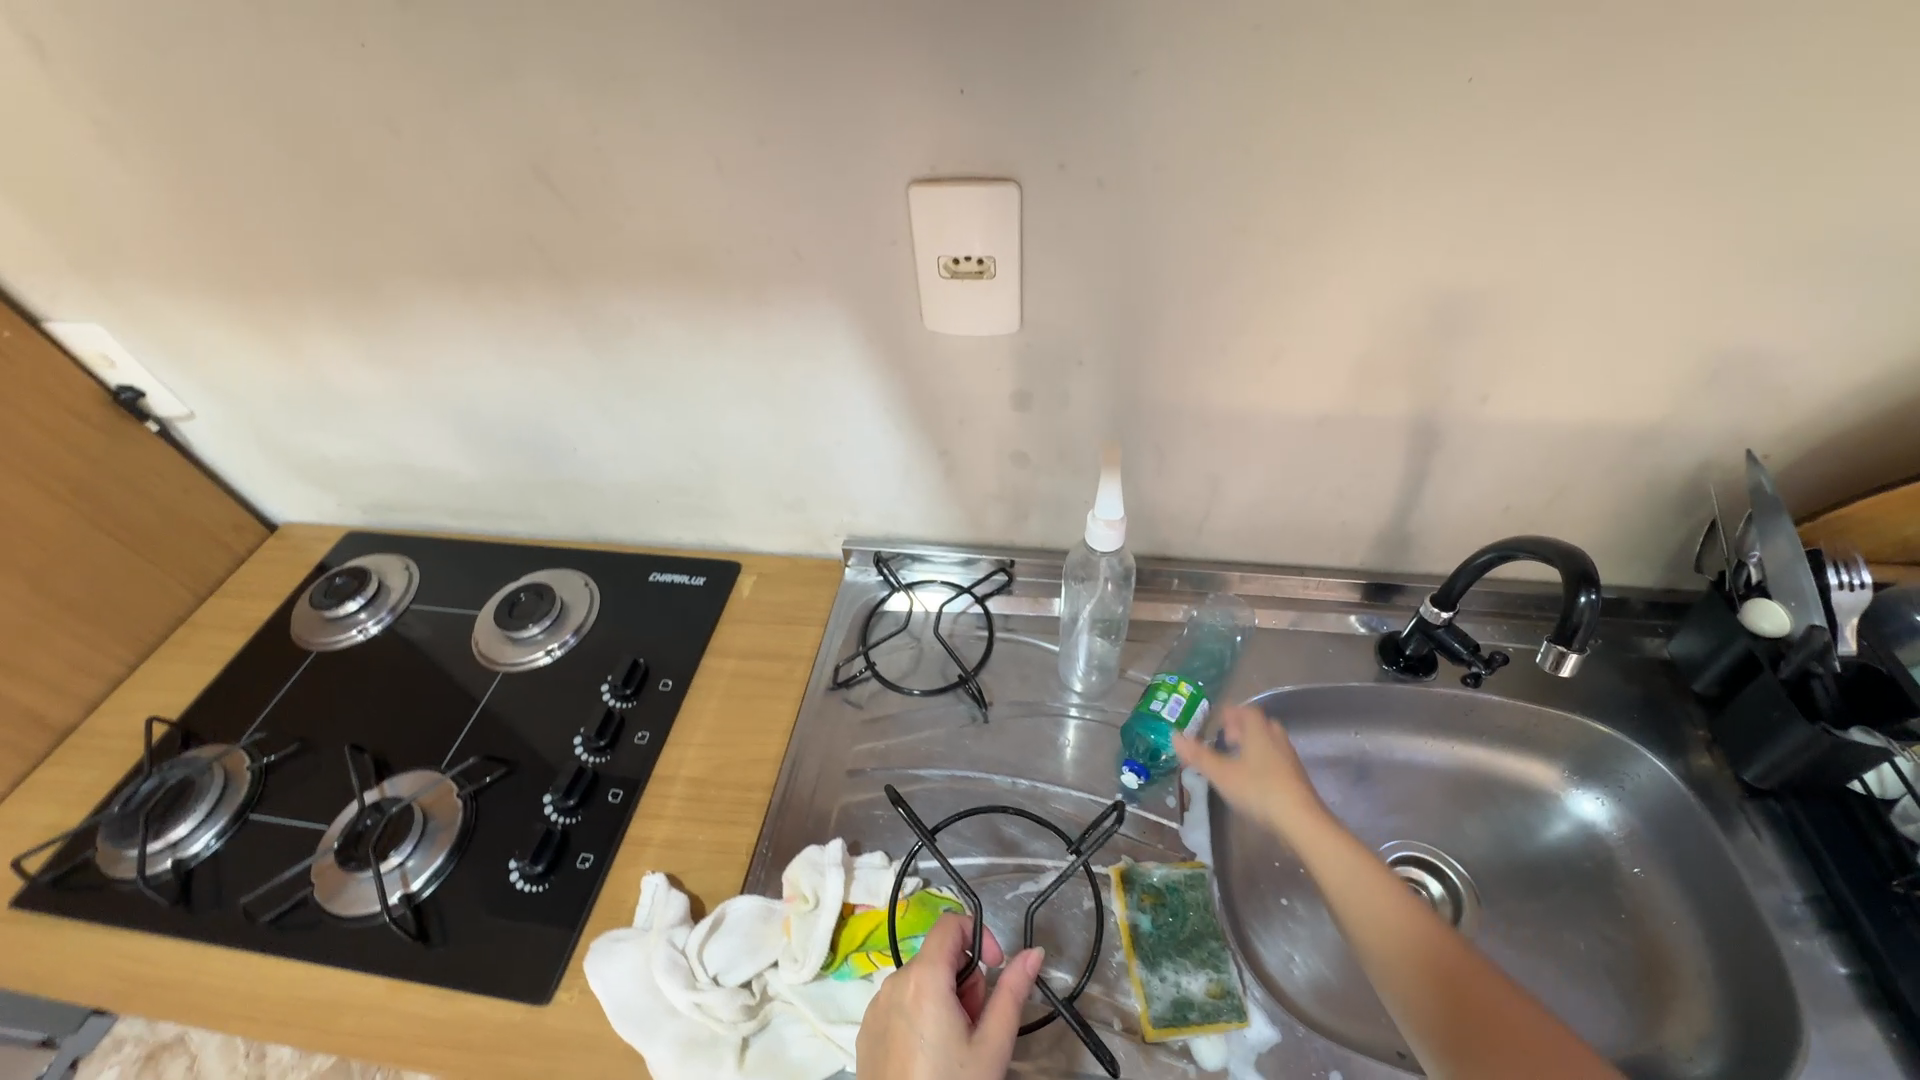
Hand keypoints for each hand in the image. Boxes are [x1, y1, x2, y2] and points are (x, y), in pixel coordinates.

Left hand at [856, 913, 1044, 1079]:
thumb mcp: (993, 1044)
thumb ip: (1013, 991)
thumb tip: (1034, 951)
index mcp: (924, 977)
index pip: (950, 924)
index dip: (979, 935)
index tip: (996, 968)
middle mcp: (893, 981)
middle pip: (939, 957)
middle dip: (966, 981)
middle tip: (978, 1024)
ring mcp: (876, 1006)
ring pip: (921, 981)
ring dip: (945, 999)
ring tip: (956, 1046)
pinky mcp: (866, 1029)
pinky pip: (901, 1003)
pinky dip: (921, 1015)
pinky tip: (931, 1055)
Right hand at [1175, 703, 1325, 836]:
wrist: (1300, 821)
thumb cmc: (1258, 790)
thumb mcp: (1221, 774)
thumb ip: (1199, 755)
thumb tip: (1175, 736)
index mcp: (1259, 733)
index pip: (1248, 711)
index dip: (1233, 713)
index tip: (1219, 719)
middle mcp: (1277, 740)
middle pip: (1262, 725)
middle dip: (1244, 728)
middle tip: (1228, 738)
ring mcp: (1289, 760)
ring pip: (1271, 743)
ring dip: (1255, 745)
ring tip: (1238, 758)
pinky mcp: (1297, 779)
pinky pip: (1277, 760)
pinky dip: (1264, 762)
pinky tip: (1254, 779)